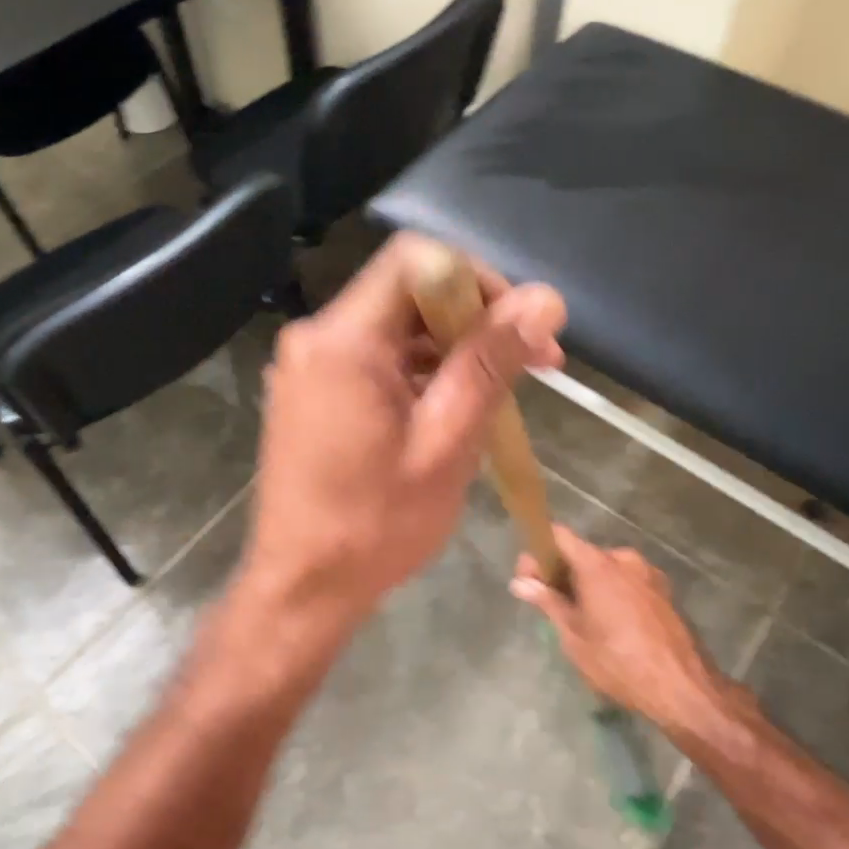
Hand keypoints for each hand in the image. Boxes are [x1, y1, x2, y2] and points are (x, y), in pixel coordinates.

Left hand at [236, 236, 566, 648]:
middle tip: (537, 363)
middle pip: (408, 292)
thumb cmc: (376, 526)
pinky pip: (376, 360)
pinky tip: (457, 408)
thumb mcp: (447, 443)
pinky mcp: (313, 393)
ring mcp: (309, 366)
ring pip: (396, 328)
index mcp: (343, 341)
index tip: (519, 326)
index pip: (416, 259)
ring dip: (454, 349)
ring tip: (506, 393)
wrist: (303, 589)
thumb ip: (491, 363)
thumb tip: (545, 300)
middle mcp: (317, 338)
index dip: (478, 279)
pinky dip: (421, 373)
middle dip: (476, 319)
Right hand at [510, 527, 742, 729]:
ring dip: (590, 586)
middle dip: (563, 574)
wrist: (683, 688)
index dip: (539, 552)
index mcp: (598, 564)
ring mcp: (649, 574)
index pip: (559, 536)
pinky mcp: (665, 592)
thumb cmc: (618, 662)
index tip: (529, 577)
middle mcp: (625, 559)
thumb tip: (520, 582)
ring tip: (582, 620)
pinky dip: (613, 594)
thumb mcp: (574, 637)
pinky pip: (628, 583)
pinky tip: (611, 626)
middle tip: (551, 605)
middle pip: (584, 554)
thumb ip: (548, 602)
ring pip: (608, 570)